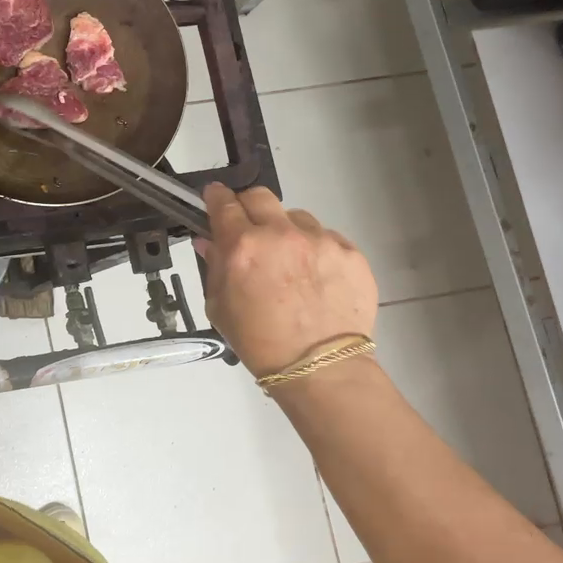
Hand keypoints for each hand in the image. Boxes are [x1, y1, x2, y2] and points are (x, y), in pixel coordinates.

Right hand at [195, 183, 376, 376]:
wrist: (319, 366)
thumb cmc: (258, 341)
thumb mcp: (219, 306)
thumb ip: (214, 266)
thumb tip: (211, 242)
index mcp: (242, 246)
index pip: (224, 204)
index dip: (215, 198)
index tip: (214, 198)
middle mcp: (281, 234)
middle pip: (260, 196)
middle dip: (248, 205)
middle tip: (248, 227)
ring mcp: (320, 240)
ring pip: (296, 217)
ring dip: (286, 230)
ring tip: (289, 261)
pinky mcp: (350, 252)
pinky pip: (326, 238)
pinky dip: (315, 249)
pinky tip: (314, 277)